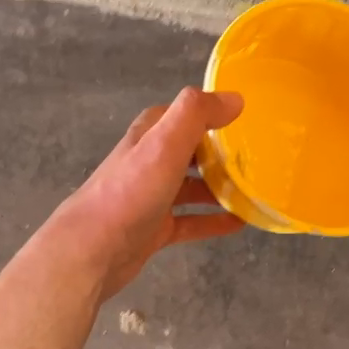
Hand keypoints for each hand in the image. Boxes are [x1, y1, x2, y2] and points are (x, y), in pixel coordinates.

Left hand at [46, 88, 245, 299]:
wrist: (93, 250)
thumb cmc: (130, 193)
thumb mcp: (164, 145)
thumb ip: (196, 116)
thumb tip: (235, 98)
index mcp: (148, 138)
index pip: (179, 115)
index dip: (207, 113)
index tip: (241, 119)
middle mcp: (149, 164)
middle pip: (189, 151)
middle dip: (219, 152)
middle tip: (255, 158)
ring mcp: (152, 198)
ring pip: (192, 188)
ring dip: (219, 188)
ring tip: (253, 191)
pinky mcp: (157, 230)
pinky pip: (192, 221)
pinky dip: (214, 220)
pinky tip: (240, 224)